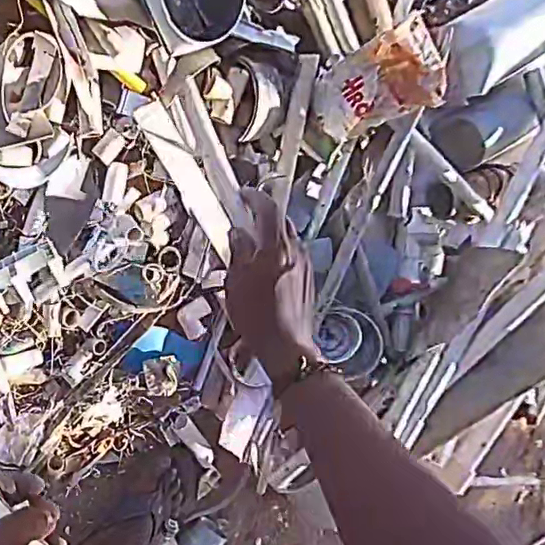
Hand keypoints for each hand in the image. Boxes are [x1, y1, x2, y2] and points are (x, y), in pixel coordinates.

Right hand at [226, 188, 321, 390]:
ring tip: (249, 251)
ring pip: (287, 241)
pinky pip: (292, 257)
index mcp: (278, 248)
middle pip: (280, 223)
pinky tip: (262, 272)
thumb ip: (238, 252)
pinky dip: (277, 256)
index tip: (242, 195)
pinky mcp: (308, 280)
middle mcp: (297, 252)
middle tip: (242, 222)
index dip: (254, 197)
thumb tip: (237, 234)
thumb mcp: (236, 283)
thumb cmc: (258, 318)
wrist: (287, 349)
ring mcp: (305, 266)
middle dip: (262, 218)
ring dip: (269, 239)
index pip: (269, 209)